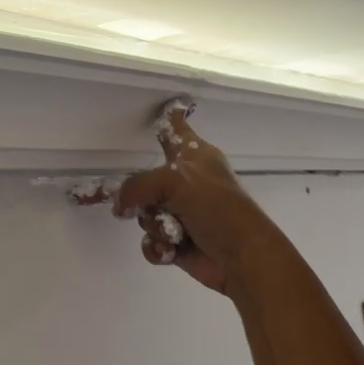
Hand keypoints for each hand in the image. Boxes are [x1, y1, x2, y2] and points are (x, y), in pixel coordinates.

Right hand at [112, 98, 261, 294]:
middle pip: (145, 180)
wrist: (242, 257)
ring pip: (145, 213)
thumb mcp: (174, 181)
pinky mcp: (179, 242)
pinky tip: (170, 250)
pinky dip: (157, 247)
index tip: (166, 107)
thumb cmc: (217, 207)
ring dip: (155, 225)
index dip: (169, 119)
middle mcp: (187, 182)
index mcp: (196, 157)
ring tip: (174, 232)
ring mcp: (182, 213)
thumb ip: (137, 186)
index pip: (177, 130)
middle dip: (142, 197)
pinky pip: (151, 240)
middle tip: (150, 203)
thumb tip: (121, 206)